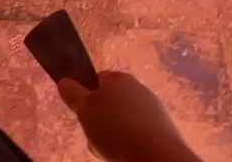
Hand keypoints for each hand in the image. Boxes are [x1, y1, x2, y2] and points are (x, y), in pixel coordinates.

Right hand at [59, 72, 200, 161]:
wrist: (159, 160)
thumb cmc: (116, 130)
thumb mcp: (83, 109)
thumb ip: (70, 92)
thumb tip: (64, 82)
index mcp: (119, 77)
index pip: (96, 80)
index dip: (87, 97)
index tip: (85, 115)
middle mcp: (139, 88)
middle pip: (111, 102)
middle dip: (102, 119)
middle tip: (96, 136)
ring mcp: (156, 110)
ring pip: (126, 121)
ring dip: (117, 134)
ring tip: (112, 150)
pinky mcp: (167, 132)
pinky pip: (142, 134)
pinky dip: (134, 143)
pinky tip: (129, 154)